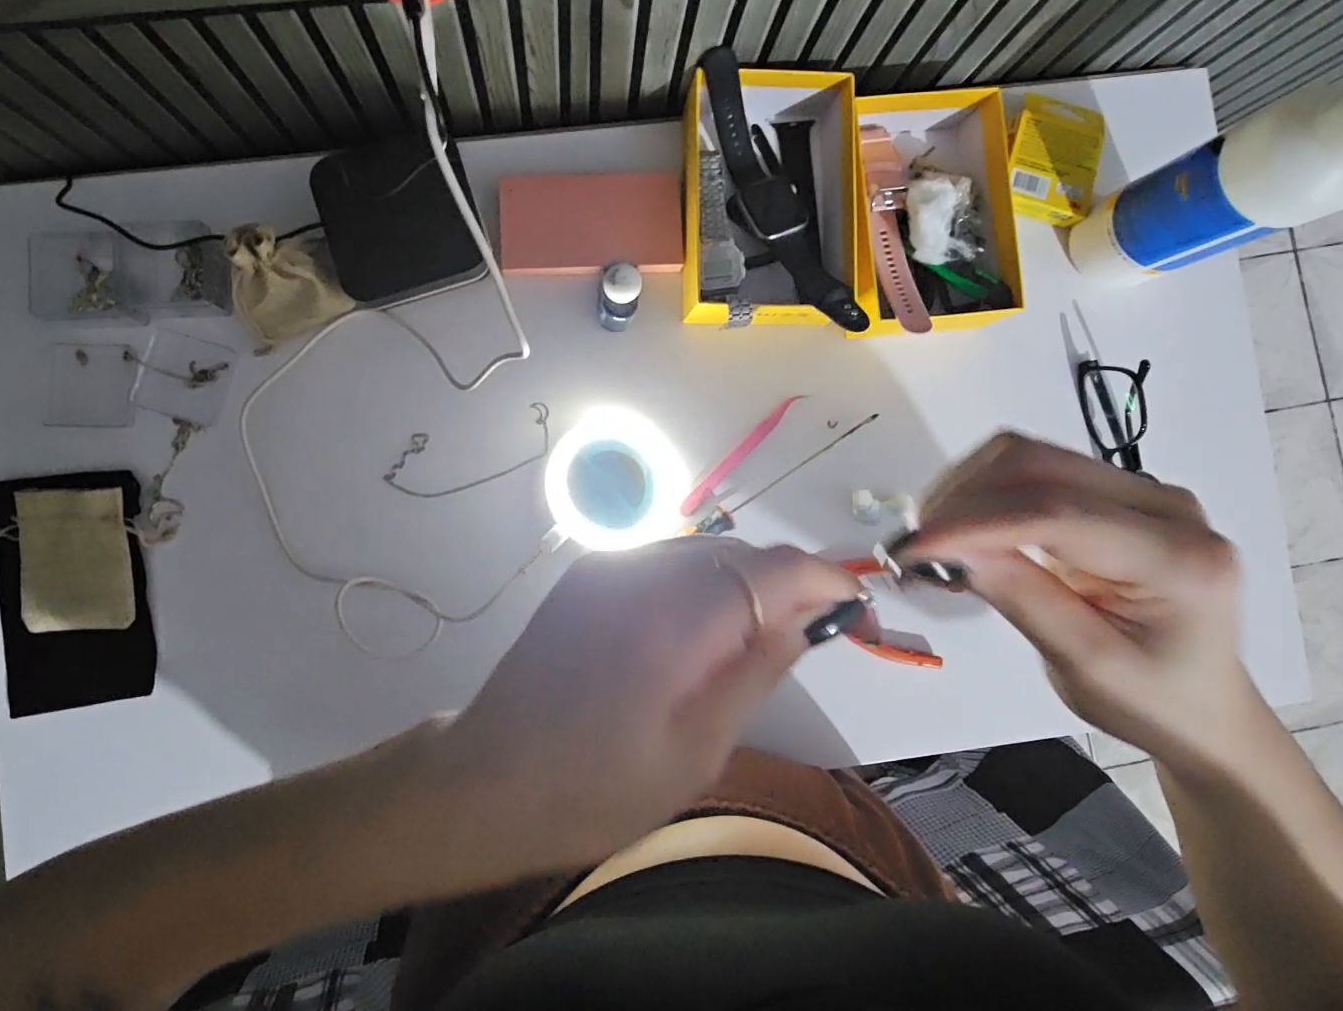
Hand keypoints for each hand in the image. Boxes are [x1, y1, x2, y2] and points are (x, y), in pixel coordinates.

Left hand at [432, 538, 859, 874]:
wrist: (484, 781)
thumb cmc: (594, 790)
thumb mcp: (695, 751)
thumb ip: (755, 673)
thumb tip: (806, 618)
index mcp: (673, 619)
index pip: (774, 569)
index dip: (827, 581)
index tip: (858, 613)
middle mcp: (639, 572)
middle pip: (740, 554)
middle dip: (787, 584)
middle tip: (812, 636)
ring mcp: (605, 568)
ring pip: (702, 552)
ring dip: (743, 582)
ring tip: (756, 639)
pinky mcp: (583, 577)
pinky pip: (662, 563)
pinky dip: (699, 583)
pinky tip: (699, 631)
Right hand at [897, 433, 1252, 760]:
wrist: (1202, 708)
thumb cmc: (1149, 701)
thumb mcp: (1083, 664)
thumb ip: (1021, 597)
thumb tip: (951, 547)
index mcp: (1177, 557)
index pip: (1056, 514)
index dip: (974, 523)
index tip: (913, 548)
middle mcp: (1166, 506)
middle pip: (1040, 465)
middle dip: (964, 496)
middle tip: (918, 544)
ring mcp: (1144, 493)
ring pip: (1032, 457)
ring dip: (970, 488)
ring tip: (938, 536)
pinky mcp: (1119, 494)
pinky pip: (1039, 471)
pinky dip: (988, 492)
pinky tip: (967, 526)